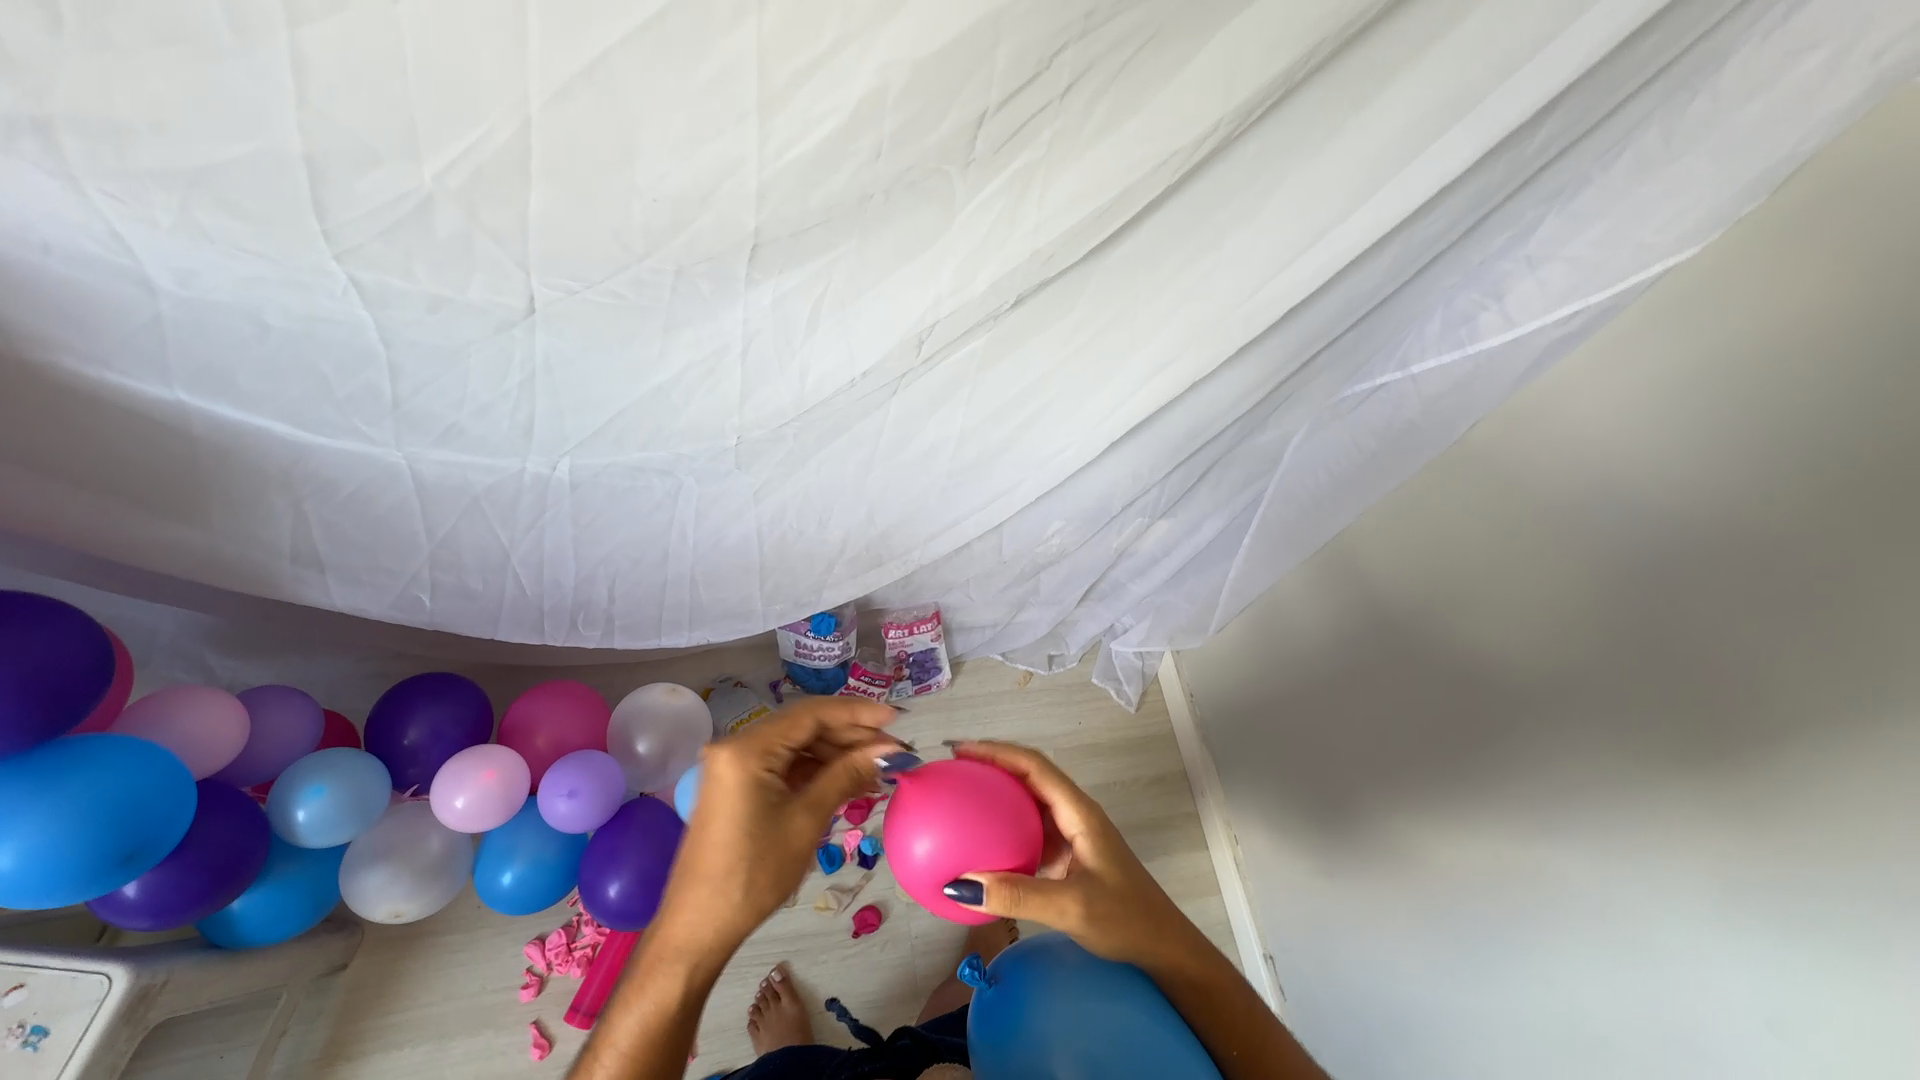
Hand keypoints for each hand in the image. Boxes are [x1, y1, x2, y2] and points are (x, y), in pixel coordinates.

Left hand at [652, 698, 901, 958]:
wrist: (700, 924)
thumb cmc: (754, 873)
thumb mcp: (806, 820)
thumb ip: (846, 775)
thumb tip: (888, 750)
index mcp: (748, 748)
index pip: (811, 714)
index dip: (857, 713)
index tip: (895, 719)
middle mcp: (736, 746)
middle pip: (804, 728)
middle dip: (850, 737)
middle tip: (893, 752)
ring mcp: (734, 766)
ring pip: (796, 747)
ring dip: (836, 756)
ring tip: (877, 770)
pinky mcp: (737, 786)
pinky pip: (783, 767)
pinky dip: (815, 772)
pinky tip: (848, 782)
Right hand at [941, 740, 1201, 969]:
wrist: (1163, 948)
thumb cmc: (1126, 919)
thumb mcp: (1070, 907)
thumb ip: (1017, 895)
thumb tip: (960, 883)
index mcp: (1079, 812)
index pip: (1034, 766)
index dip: (997, 751)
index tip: (960, 751)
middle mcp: (1074, 815)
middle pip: (1029, 776)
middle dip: (992, 766)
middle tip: (952, 771)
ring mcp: (1073, 836)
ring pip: (1029, 804)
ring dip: (997, 797)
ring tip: (958, 801)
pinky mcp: (1069, 858)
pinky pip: (1030, 834)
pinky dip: (1003, 832)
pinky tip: (980, 849)